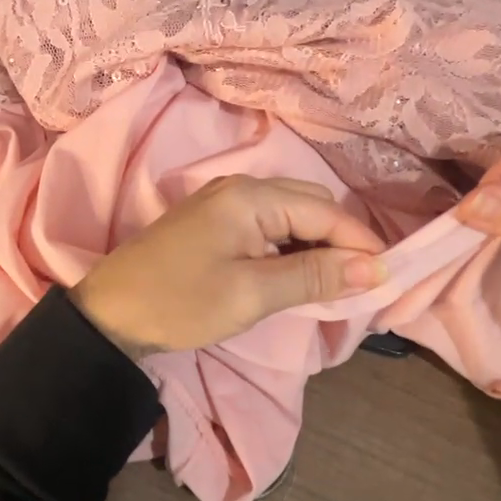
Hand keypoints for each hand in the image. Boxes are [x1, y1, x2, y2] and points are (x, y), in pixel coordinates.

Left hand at [70, 176, 387, 357]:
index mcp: (251, 196)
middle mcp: (241, 187)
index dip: (360, 244)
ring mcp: (225, 202)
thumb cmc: (182, 302)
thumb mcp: (252, 293)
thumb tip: (378, 268)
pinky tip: (297, 275)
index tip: (388, 282)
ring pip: (292, 212)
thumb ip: (315, 275)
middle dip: (341, 240)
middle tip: (358, 287)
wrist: (111, 313)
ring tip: (333, 285)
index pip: (325, 210)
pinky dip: (291, 245)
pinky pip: (269, 223)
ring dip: (317, 243)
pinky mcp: (216, 221)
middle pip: (312, 203)